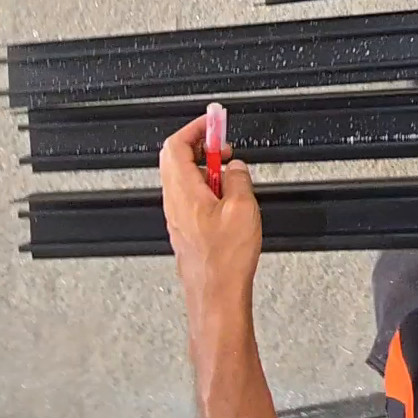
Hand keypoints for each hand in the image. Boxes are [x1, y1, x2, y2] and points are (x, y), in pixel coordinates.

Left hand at [160, 116, 261, 321]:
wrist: (216, 296)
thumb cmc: (225, 259)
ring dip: (206, 165)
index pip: (176, 144)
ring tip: (231, 171)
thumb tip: (234, 167)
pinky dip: (207, 184)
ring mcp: (178, 216)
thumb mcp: (242, 207)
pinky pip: (191, 194)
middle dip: (201, 144)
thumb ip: (237, 178)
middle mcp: (174, 202)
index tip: (214, 121)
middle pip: (176, 158)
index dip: (196, 128)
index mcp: (183, 191)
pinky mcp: (187, 228)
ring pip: (184, 177)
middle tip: (224, 144)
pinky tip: (229, 195)